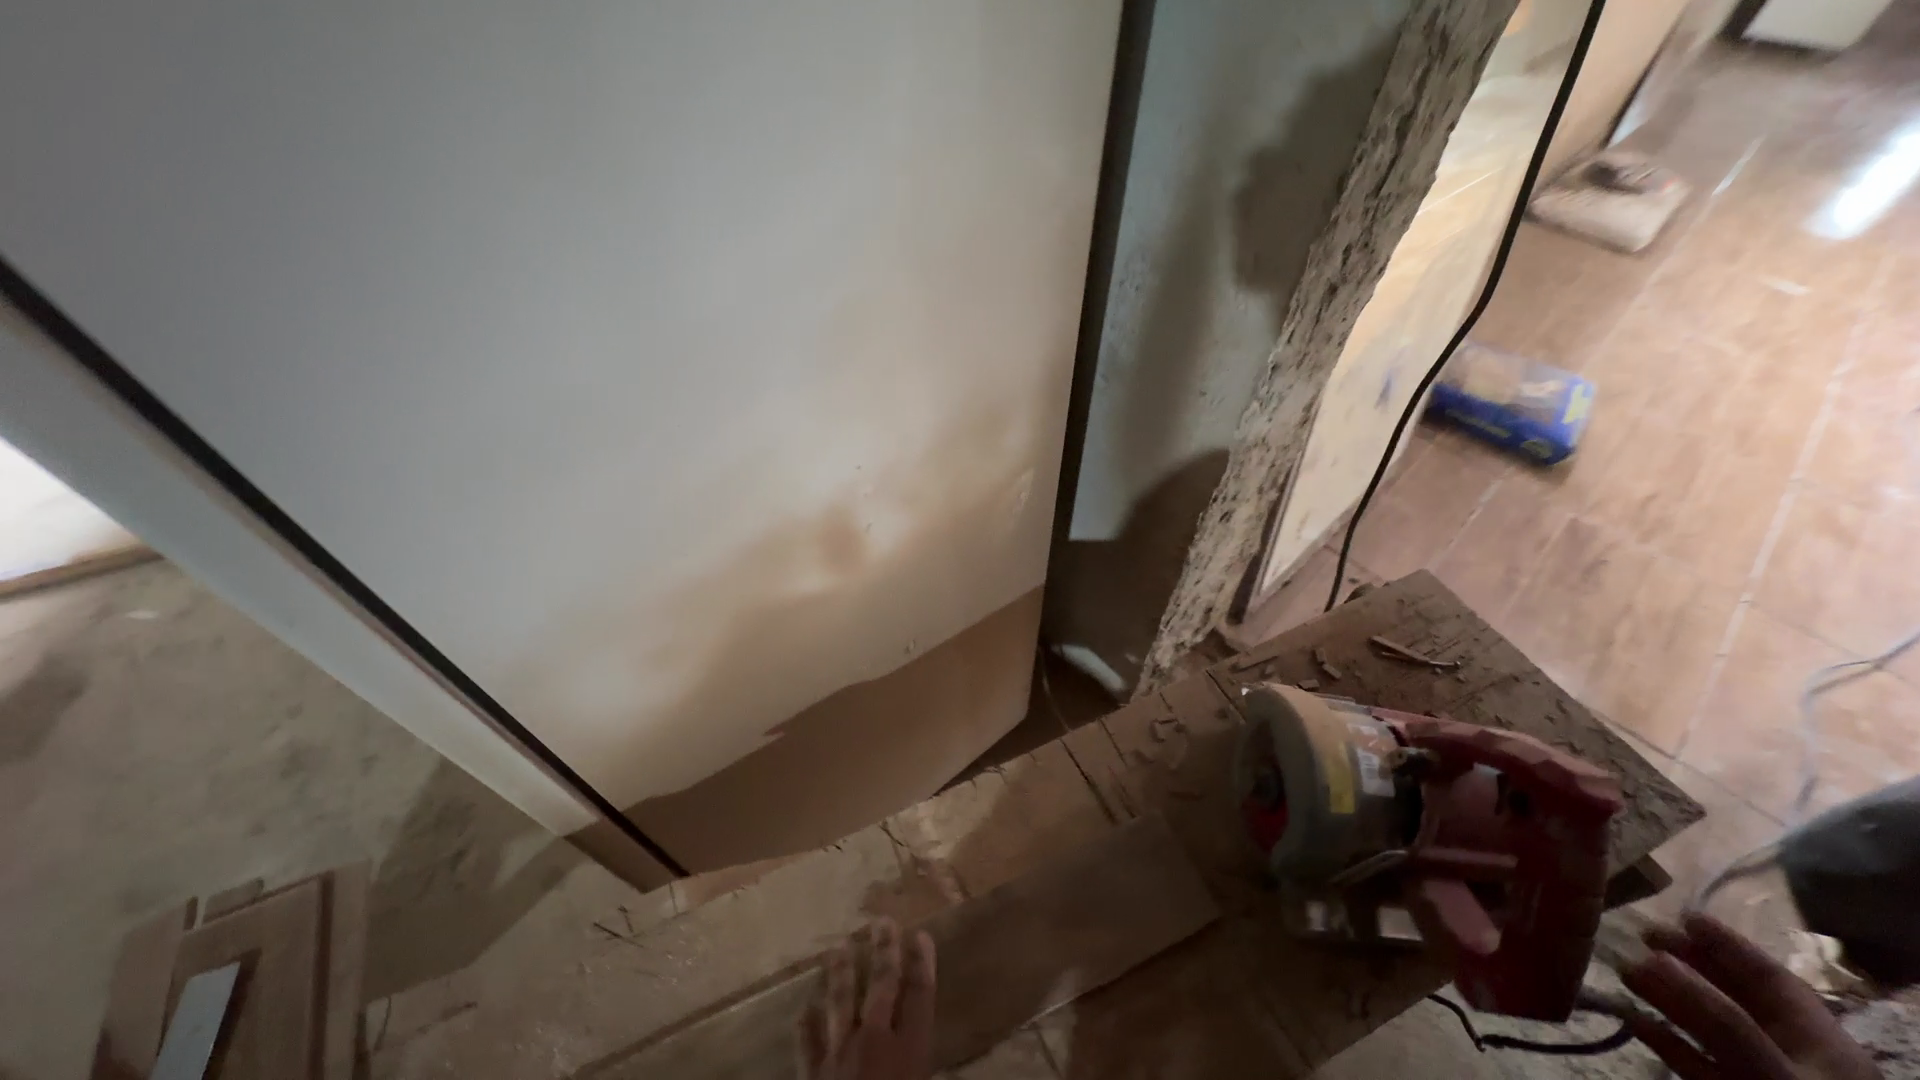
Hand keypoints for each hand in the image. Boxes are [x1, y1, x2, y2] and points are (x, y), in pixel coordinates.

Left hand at [798, 918, 937, 1079]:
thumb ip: (932, 1068)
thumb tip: (948, 1057)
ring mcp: (839, 1053)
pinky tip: (807, 1004)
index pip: (920, 996)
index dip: (922, 964)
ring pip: (841, 1003)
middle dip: (884, 952)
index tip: (920, 934)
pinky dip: (807, 1022)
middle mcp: (874, 1040)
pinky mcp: (811, 1071)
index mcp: (908, 1048)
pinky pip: (807, 1041)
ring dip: (841, 974)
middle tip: (882, 921)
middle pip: (881, 987)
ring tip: (839, 946)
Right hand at [1621, 912, 1879, 1079]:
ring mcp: (1759, 1079)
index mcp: (1819, 1041)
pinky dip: (1663, 1039)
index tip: (1681, 915)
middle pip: (1735, 998)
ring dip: (1666, 997)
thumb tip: (1651, 957)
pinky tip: (1633, 1022)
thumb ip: (1717, 1018)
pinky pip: (1695, 1062)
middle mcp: (1791, 1054)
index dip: (1728, 945)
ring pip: (1709, 1027)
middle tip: (1640, 937)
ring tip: (1624, 971)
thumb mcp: (1773, 1074)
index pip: (1771, 979)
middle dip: (1688, 965)